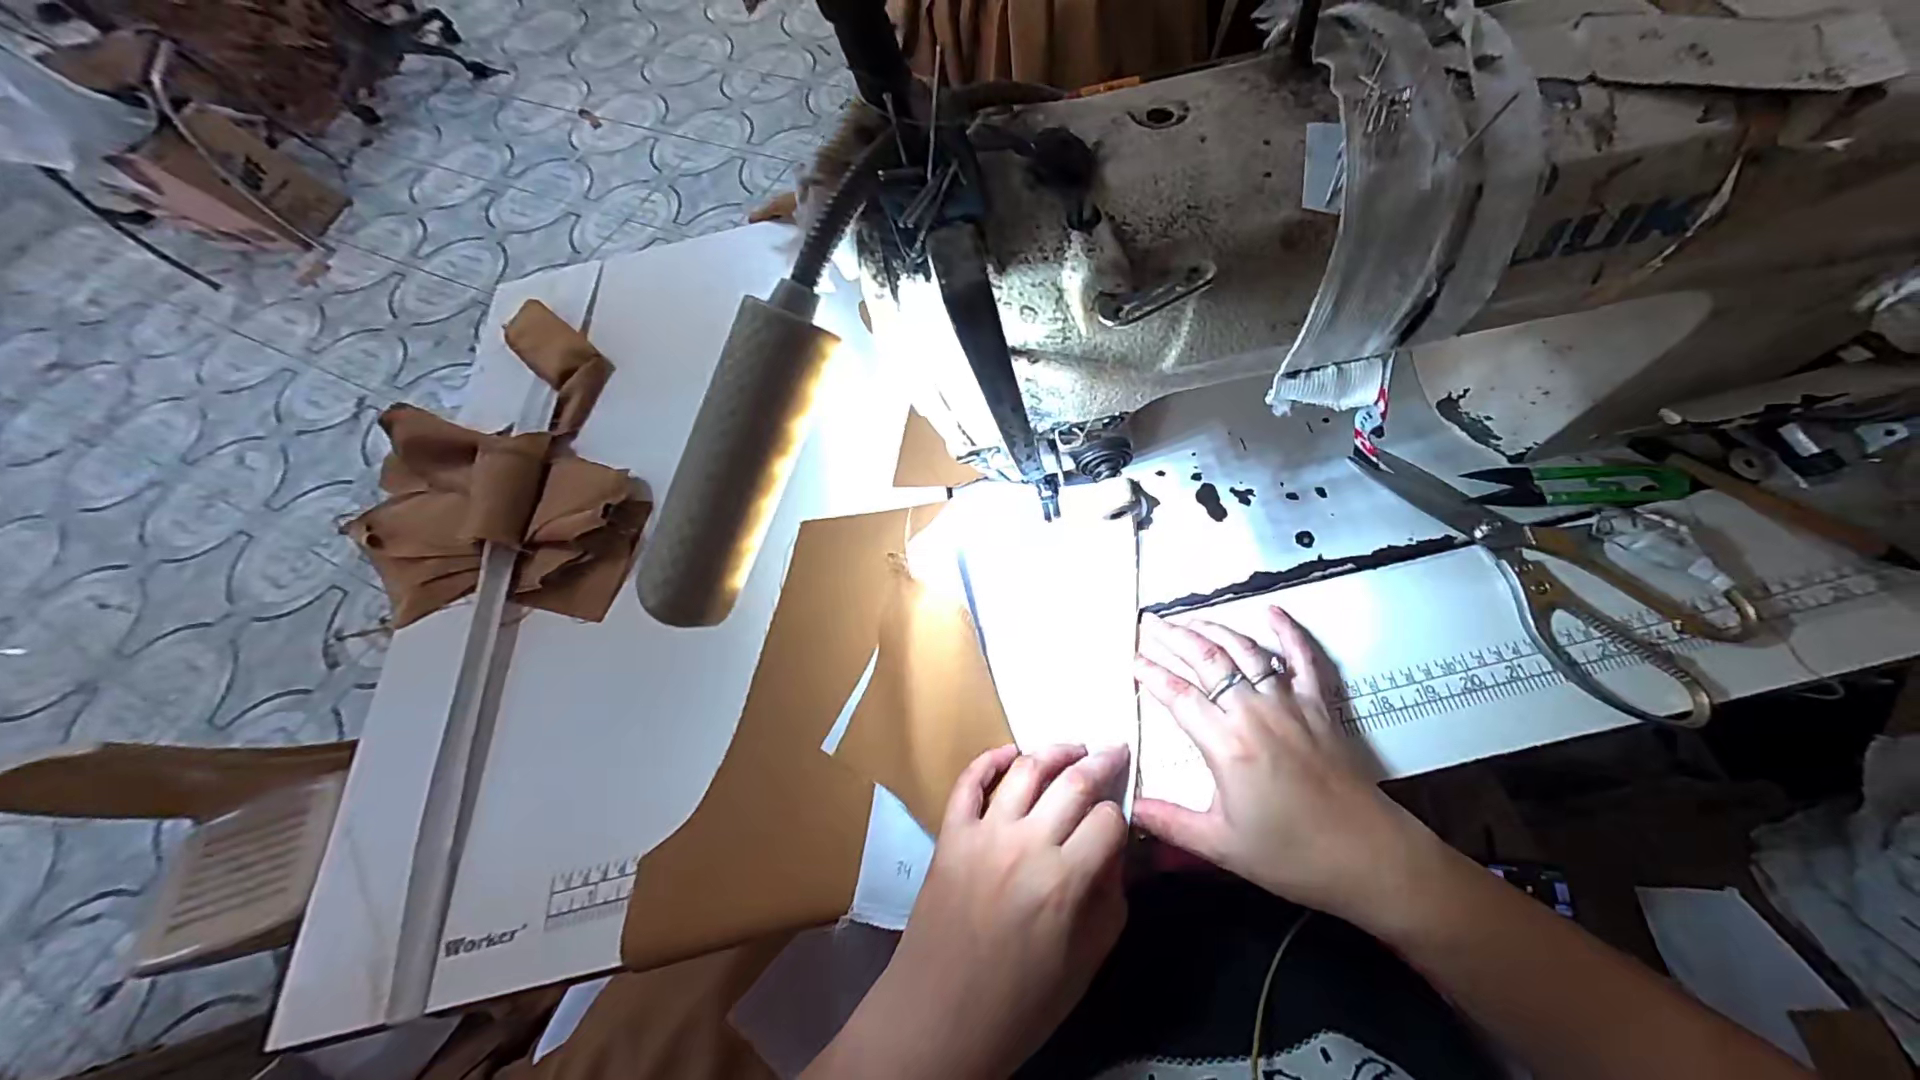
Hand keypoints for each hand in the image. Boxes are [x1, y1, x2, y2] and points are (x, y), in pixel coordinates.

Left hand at [809, 744, 1130, 1079]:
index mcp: (1064, 881)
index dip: (1121, 815)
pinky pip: (969, 782)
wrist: (941, 1016)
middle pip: (1072, 782)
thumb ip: (1109, 900)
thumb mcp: (1085, 962)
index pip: (1107, 821)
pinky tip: (1010, 752)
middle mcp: (1025, 845)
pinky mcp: (950, 833)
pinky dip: (989, 759)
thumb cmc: (1021, 1001)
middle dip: (1101, 762)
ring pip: (1024, 770)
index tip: (1121, 817)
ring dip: (1053, 750)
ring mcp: (983, 833)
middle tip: (1115, 750)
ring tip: (1072, 747)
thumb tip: (1116, 852)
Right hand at [1132, 606, 1435, 921]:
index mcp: (1226, 744)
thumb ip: (1168, 821)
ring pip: (1244, 651)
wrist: (1371, 858)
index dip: (1150, 674)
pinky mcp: (1320, 706)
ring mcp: (1290, 704)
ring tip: (1188, 620)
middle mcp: (1254, 713)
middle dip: (1173, 638)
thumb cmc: (1294, 855)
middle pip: (1206, 660)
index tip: (1132, 660)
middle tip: (1150, 624)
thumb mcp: (1220, 845)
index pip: (1177, 695)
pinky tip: (1273, 612)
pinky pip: (1303, 659)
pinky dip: (1288, 631)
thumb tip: (1128, 808)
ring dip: (1213, 629)